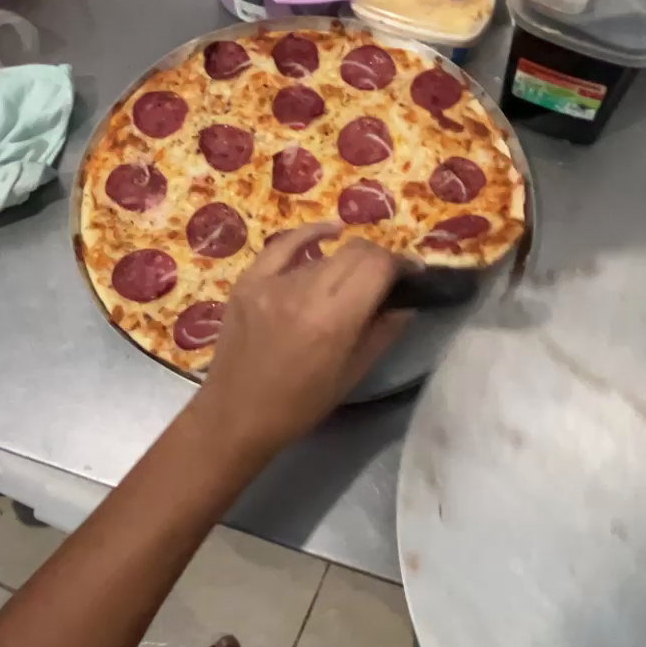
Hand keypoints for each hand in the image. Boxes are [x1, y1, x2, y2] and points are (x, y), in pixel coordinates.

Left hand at [186, 222, 409, 458]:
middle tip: (384, 279)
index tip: (410, 274)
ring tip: (346, 285)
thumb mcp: (352, 374)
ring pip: (325, 255)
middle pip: (356, 252)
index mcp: (334, 320)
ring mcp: (272, 282)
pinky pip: (284, 244)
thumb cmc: (299, 405)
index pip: (378, 266)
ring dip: (345, 263)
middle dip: (378, 259)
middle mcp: (304, 292)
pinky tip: (330, 232)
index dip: (401, 265)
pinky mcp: (248, 279)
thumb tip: (407, 302)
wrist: (235, 414)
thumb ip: (384, 332)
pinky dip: (310, 235)